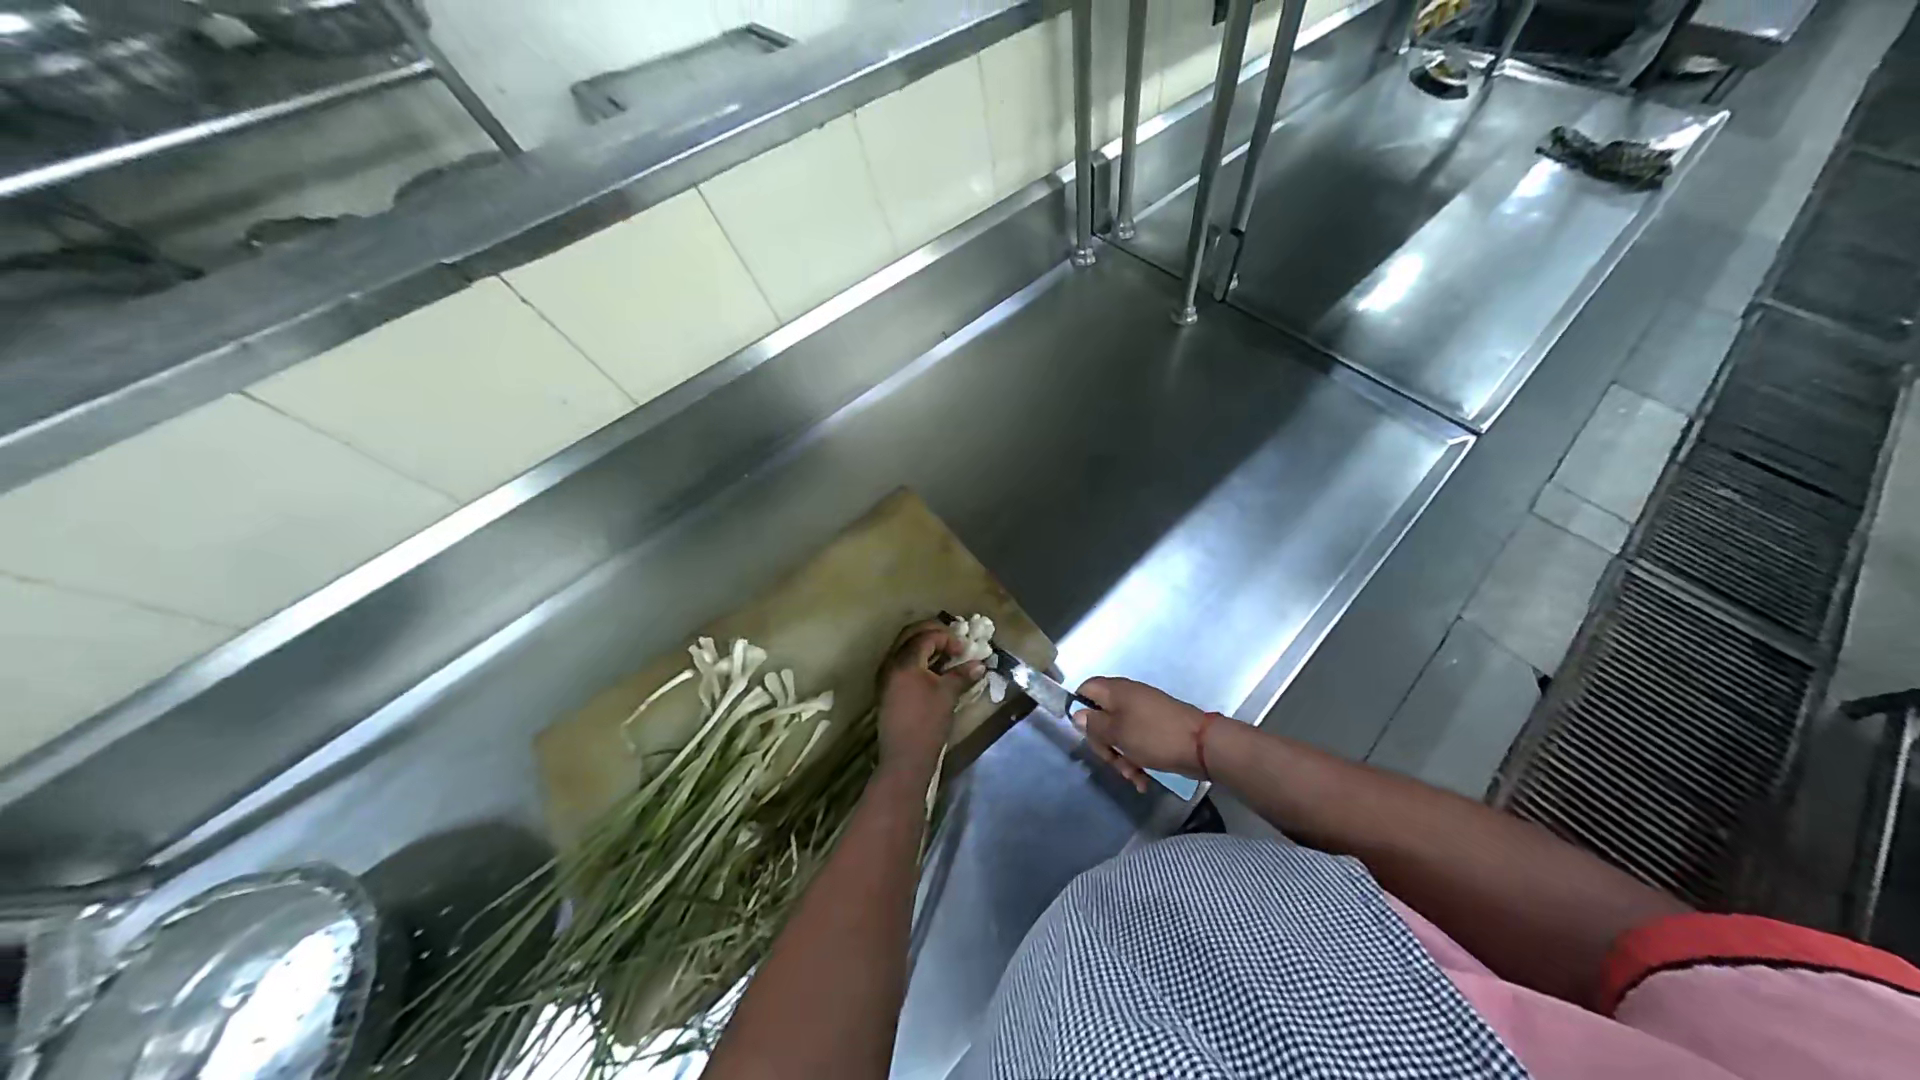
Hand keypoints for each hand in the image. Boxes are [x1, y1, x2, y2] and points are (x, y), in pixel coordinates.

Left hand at [875, 621, 983, 776]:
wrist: (905, 758)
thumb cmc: (927, 723)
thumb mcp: (948, 695)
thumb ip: (962, 674)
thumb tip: (980, 664)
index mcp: (904, 661)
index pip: (925, 637)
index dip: (947, 638)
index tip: (963, 649)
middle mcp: (890, 663)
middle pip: (910, 635)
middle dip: (933, 633)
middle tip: (953, 640)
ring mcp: (885, 676)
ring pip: (903, 648)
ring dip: (924, 645)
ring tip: (945, 653)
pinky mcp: (886, 689)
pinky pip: (901, 662)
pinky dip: (917, 658)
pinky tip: (933, 669)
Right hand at [1073, 677, 1215, 791]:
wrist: (1203, 746)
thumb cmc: (1154, 736)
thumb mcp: (1117, 732)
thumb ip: (1093, 724)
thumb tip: (1077, 715)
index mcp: (1116, 691)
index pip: (1086, 689)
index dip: (1079, 708)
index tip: (1084, 732)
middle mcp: (1128, 698)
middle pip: (1100, 717)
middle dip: (1104, 743)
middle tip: (1112, 760)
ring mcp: (1143, 713)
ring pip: (1118, 734)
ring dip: (1121, 757)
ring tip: (1132, 775)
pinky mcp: (1156, 729)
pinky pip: (1137, 742)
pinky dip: (1136, 759)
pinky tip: (1142, 780)